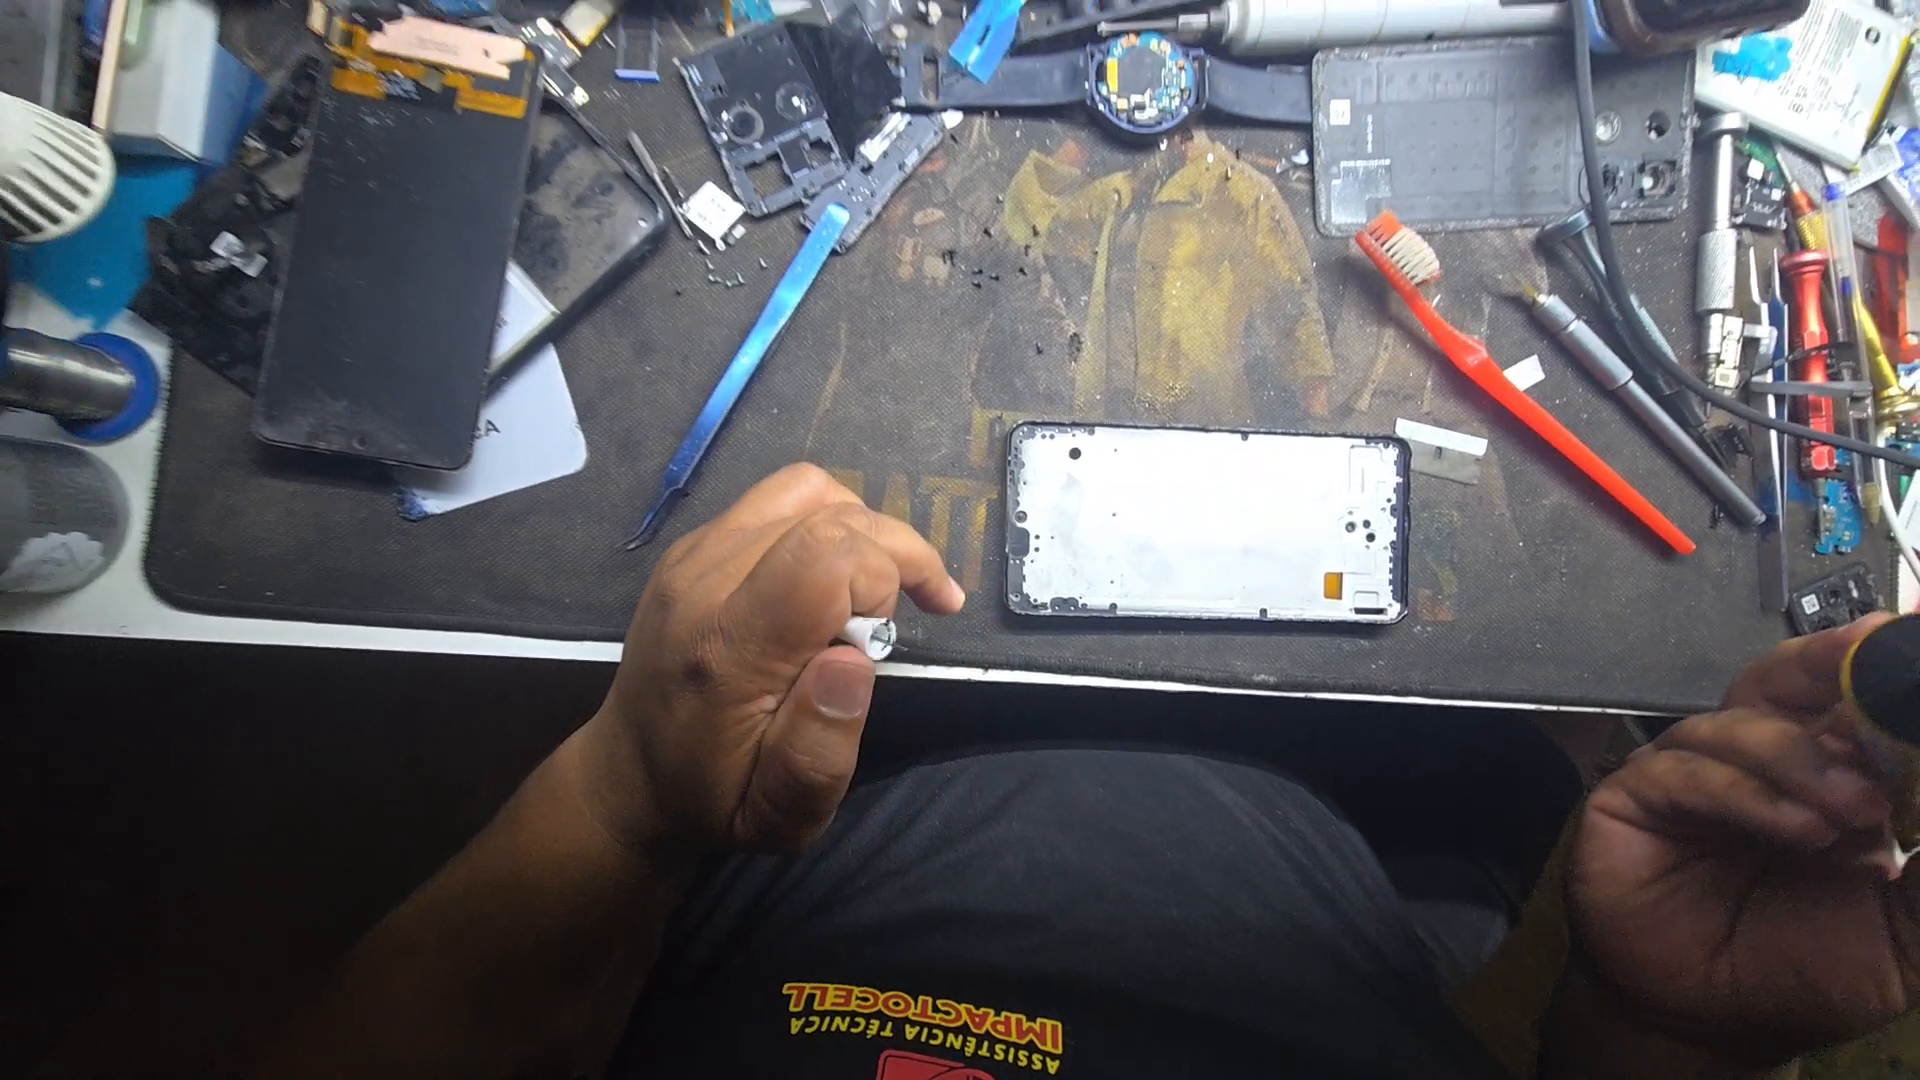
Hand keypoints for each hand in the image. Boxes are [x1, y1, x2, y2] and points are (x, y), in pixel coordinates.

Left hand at [573, 464, 964, 862]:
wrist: (630, 777)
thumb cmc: (714, 798)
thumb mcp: (779, 814)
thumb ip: (821, 748)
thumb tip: (856, 659)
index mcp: (727, 646)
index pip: (826, 555)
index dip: (883, 579)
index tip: (885, 639)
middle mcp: (705, 580)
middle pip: (828, 514)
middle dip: (894, 552)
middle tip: (919, 608)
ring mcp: (695, 552)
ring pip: (809, 491)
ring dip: (866, 528)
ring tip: (881, 584)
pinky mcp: (697, 545)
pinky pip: (782, 499)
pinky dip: (832, 522)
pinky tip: (839, 572)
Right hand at [1566, 613, 1912, 1066]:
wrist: (1703, 1011)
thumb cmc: (1807, 969)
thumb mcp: (1910, 934)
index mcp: (1829, 783)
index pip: (1852, 712)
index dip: (1881, 677)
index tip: (1912, 644)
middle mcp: (1756, 766)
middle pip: (1775, 686)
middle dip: (1821, 666)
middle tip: (1869, 660)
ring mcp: (1687, 775)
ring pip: (1728, 724)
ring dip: (1793, 754)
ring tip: (1851, 810)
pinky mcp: (1630, 796)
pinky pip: (1677, 771)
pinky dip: (1738, 790)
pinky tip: (1792, 828)